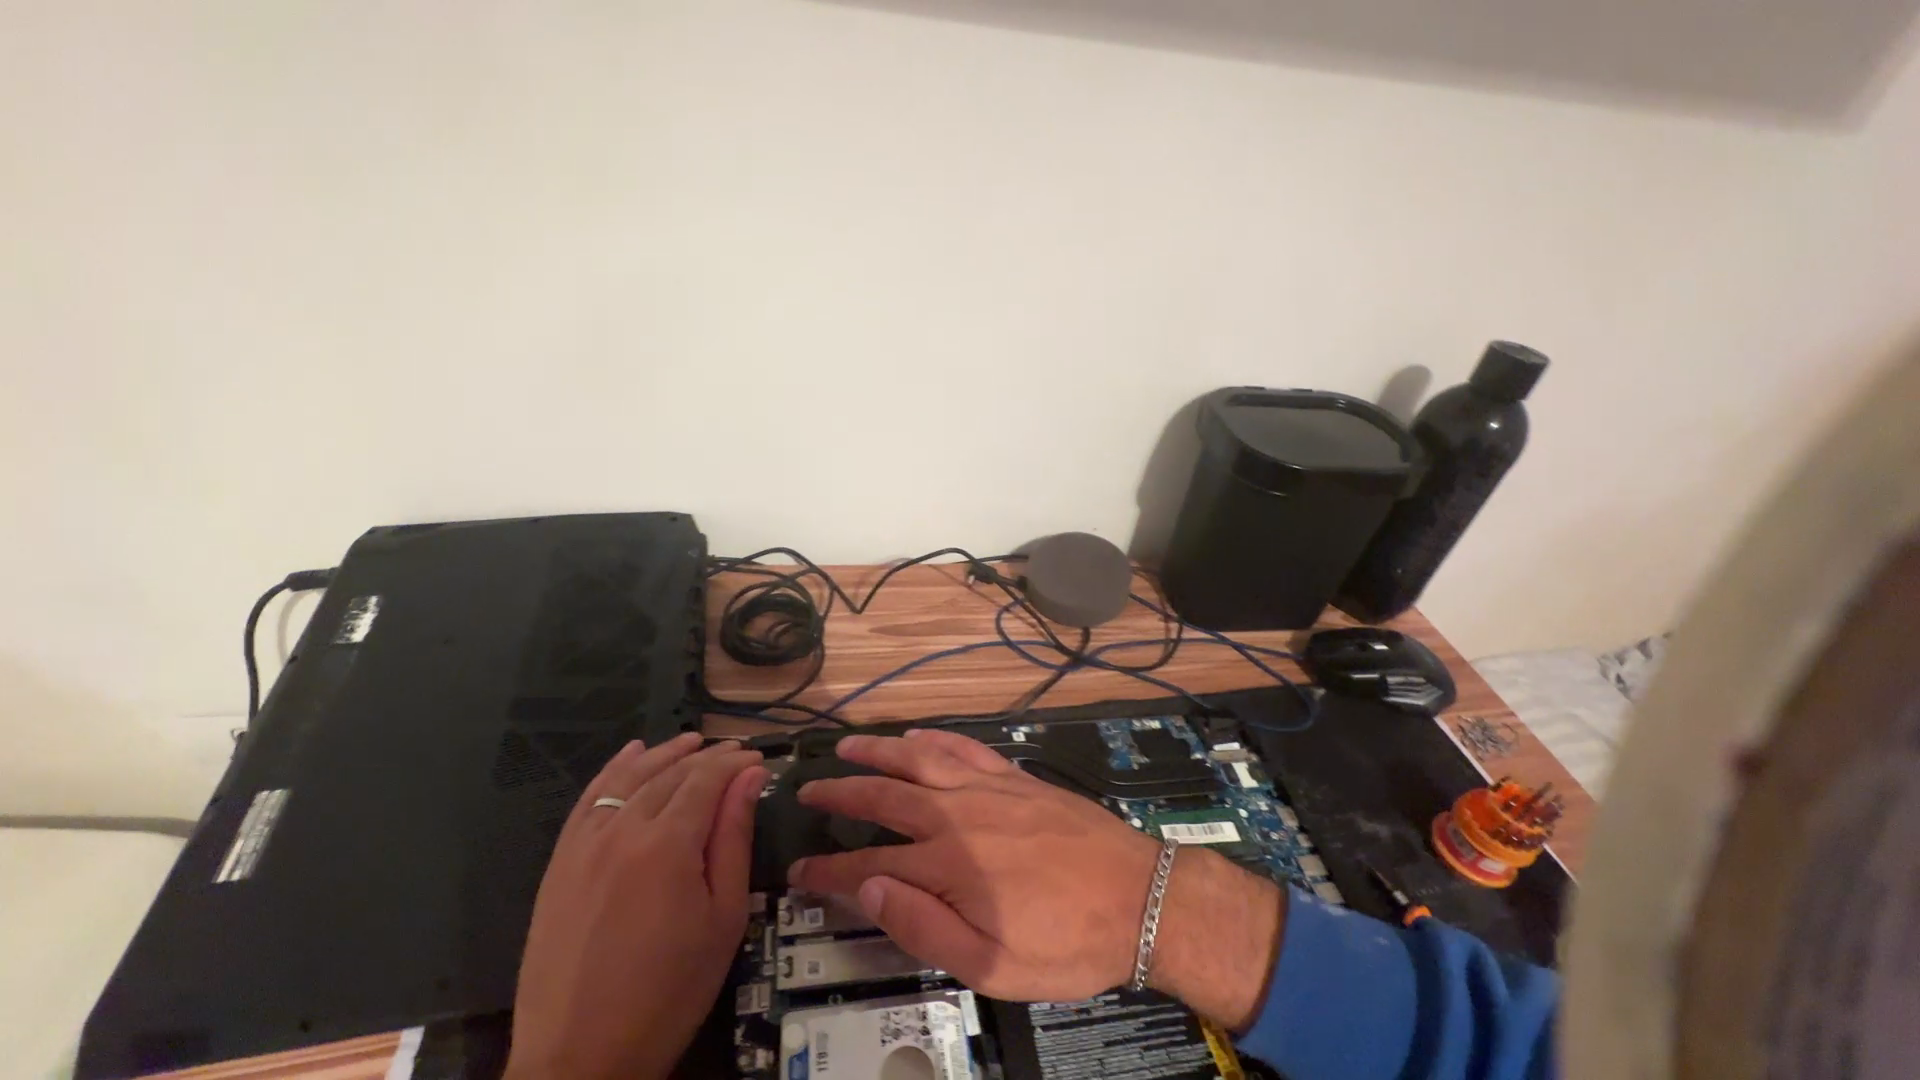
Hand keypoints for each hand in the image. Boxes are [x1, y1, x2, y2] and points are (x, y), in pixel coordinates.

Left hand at [505, 734, 767, 1079]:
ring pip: (629, 778)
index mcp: (668, 843)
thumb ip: (734, 839)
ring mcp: (584, 843)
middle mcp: (623, 829)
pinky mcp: (560, 862)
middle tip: (736, 753)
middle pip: (670, 774)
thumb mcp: (723, 918)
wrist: (579, 1056)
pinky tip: (630, 756)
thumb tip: (751, 778)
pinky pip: (590, 799)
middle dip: (707, 756)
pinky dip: (613, 771)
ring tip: (692, 741)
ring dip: (663, 754)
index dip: (735, 763)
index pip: (706, 779)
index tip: (759, 759)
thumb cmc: (670, 992)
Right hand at [787, 731, 1285, 1027]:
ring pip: (918, 758)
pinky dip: (934, 737)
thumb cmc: (1066, 942)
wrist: (1140, 898)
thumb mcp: (992, 964)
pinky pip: (964, 747)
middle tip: (807, 789)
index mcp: (946, 864)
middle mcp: (957, 815)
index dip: (827, 870)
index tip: (797, 872)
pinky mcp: (1016, 778)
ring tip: (846, 745)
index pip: (867, 863)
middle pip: (884, 795)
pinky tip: (917, 734)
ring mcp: (988, 789)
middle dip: (840, 793)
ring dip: (877, 750)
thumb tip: (867, 887)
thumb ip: (923, 925)